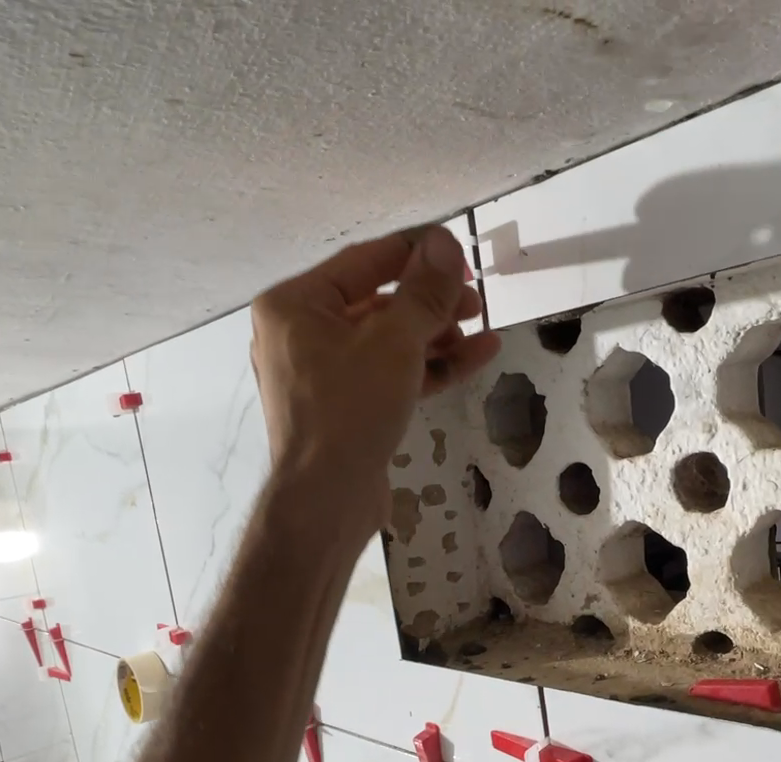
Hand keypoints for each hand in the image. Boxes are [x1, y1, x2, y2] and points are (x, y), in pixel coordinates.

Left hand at [249, 226, 500, 528]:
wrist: (327, 499)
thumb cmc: (350, 410)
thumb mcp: (394, 342)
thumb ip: (424, 291)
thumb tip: (446, 242)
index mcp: (296, 304)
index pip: (366, 261)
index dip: (417, 253)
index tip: (461, 251)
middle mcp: (302, 332)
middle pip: (379, 301)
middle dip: (432, 301)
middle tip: (478, 300)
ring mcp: (323, 372)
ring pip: (389, 340)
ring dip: (438, 335)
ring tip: (483, 331)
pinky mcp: (347, 405)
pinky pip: (391, 372)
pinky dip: (429, 365)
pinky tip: (476, 356)